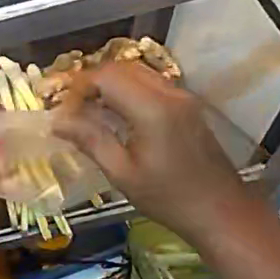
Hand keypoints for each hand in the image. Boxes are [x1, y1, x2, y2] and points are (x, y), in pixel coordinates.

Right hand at [52, 62, 265, 248]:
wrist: (220, 210)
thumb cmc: (169, 199)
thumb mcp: (123, 174)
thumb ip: (91, 140)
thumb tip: (58, 121)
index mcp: (152, 108)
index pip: (106, 76)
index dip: (79, 87)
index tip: (64, 111)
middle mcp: (169, 93)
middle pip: (122, 68)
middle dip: (93, 83)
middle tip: (74, 111)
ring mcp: (183, 97)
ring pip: (138, 73)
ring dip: (111, 85)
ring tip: (93, 114)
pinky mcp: (188, 106)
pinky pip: (152, 85)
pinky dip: (130, 92)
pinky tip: (120, 118)